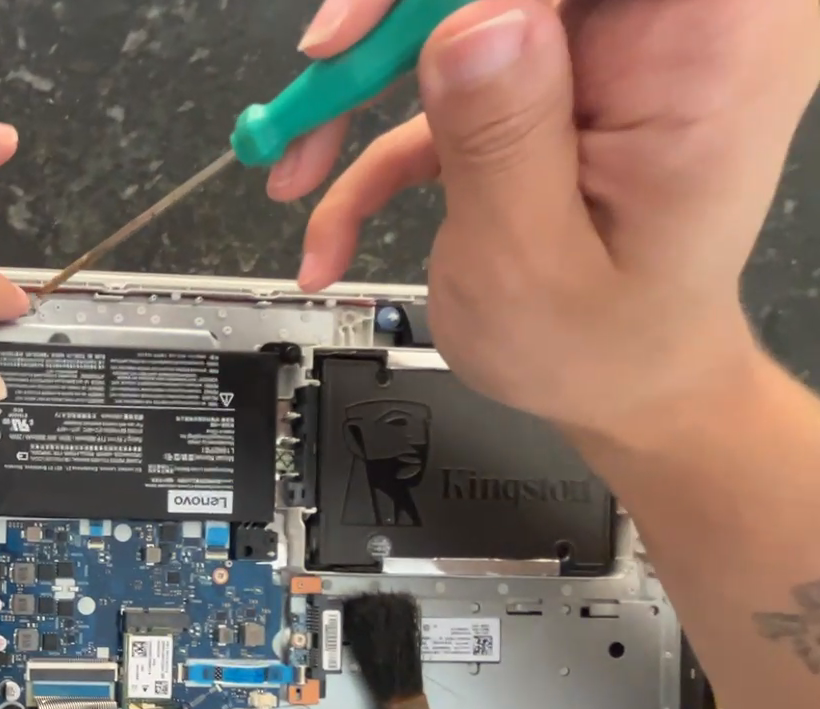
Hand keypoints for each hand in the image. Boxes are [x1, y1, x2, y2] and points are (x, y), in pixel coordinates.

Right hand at [271, 0, 818, 438]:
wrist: (609, 382)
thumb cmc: (590, 342)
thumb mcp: (529, 255)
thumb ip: (503, 136)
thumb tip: (466, 25)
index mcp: (710, 38)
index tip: (355, 39)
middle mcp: (661, 25)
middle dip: (391, 32)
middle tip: (312, 85)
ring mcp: (590, 63)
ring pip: (451, 30)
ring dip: (354, 107)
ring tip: (289, 178)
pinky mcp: (531, 99)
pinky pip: (431, 103)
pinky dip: (367, 168)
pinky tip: (329, 237)